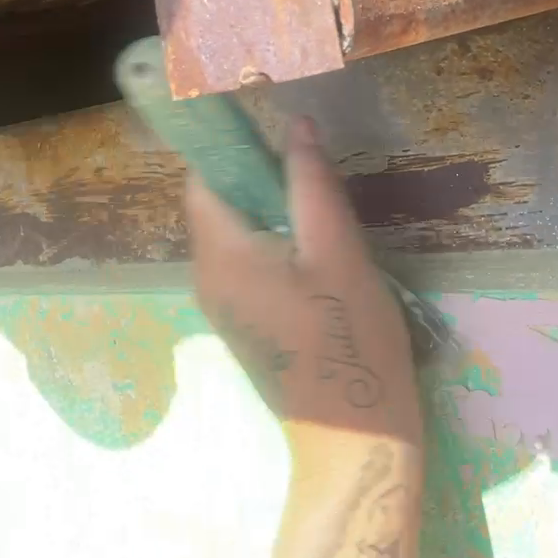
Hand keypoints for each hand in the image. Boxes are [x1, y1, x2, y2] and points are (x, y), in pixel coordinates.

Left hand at [187, 117, 421, 448]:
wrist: (355, 434)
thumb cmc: (349, 335)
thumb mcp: (337, 248)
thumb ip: (311, 181)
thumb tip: (295, 123)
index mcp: (219, 255)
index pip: (202, 179)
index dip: (230, 149)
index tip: (273, 135)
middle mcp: (207, 279)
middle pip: (218, 206)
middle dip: (259, 180)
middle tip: (314, 179)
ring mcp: (223, 307)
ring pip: (236, 236)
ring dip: (271, 213)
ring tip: (324, 218)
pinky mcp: (245, 324)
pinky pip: (247, 265)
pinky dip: (275, 245)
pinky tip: (319, 258)